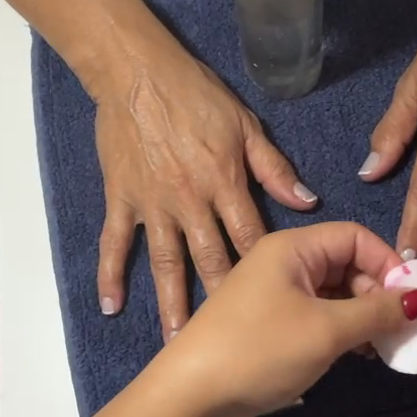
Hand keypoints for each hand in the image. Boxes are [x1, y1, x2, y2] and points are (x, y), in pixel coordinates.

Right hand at [91, 44, 317, 338]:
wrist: (136, 72)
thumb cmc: (196, 95)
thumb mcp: (246, 125)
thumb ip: (274, 168)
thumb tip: (307, 201)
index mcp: (225, 183)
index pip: (250, 236)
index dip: (264, 271)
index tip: (277, 305)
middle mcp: (190, 202)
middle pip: (211, 260)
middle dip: (222, 304)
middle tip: (232, 344)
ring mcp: (154, 205)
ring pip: (166, 262)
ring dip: (172, 303)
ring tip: (176, 340)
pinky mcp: (122, 200)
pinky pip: (115, 242)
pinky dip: (110, 274)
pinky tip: (109, 307)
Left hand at [151, 222, 416, 416]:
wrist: (190, 399)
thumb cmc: (260, 350)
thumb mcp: (328, 329)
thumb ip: (381, 312)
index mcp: (292, 248)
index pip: (357, 237)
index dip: (390, 264)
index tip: (412, 301)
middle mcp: (283, 265)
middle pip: (347, 266)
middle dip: (380, 295)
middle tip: (401, 332)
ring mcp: (274, 299)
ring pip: (335, 297)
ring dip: (364, 318)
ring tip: (381, 349)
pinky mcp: (270, 330)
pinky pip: (318, 320)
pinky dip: (341, 334)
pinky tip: (355, 357)